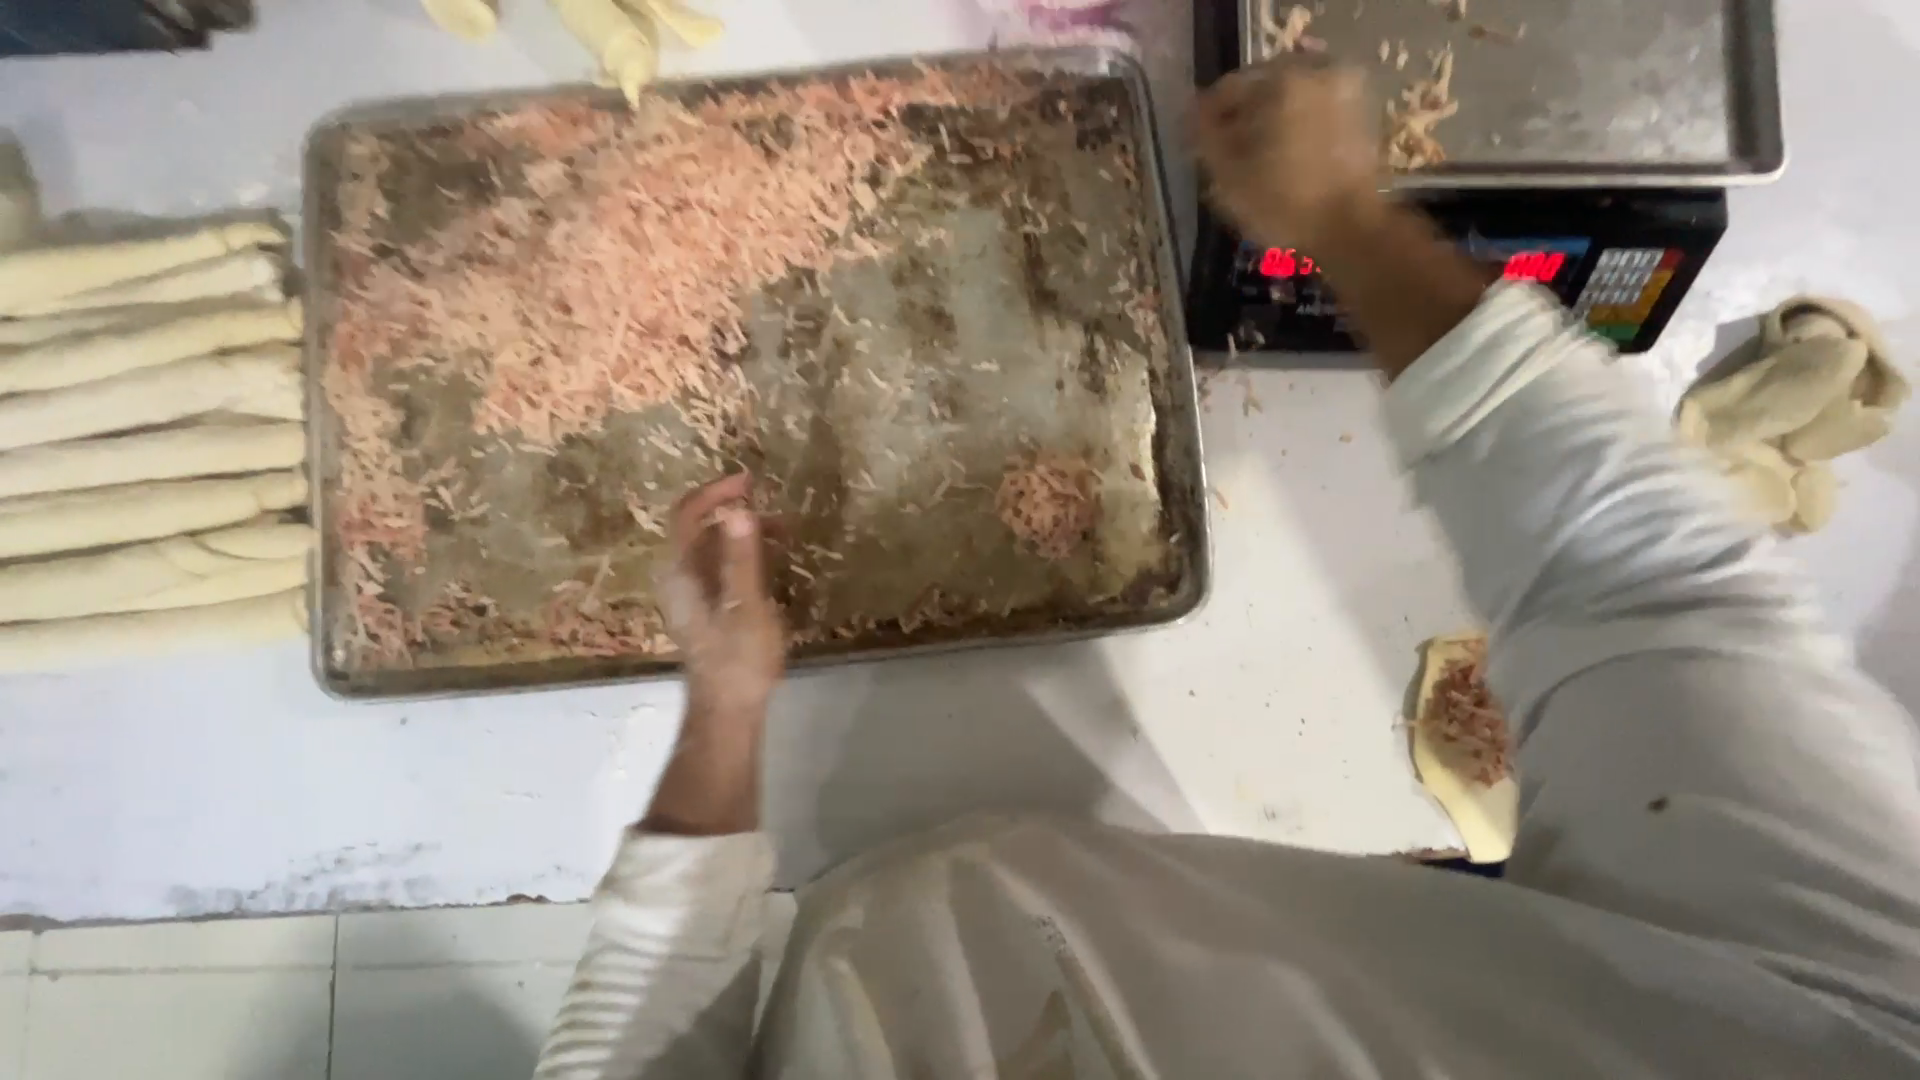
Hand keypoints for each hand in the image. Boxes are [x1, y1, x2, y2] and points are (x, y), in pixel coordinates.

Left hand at [657, 472, 785, 719]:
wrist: (728, 708)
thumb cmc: (737, 657)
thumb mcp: (745, 604)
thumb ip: (742, 557)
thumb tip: (740, 511)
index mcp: (681, 573)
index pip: (688, 515)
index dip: (715, 493)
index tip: (750, 482)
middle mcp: (680, 579)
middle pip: (700, 529)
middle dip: (736, 513)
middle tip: (777, 512)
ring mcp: (692, 595)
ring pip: (713, 549)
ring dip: (744, 534)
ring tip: (784, 534)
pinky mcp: (707, 609)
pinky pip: (722, 567)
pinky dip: (745, 554)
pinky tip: (771, 563)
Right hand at [1194, 61, 1382, 252]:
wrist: (1350, 228)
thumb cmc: (1282, 204)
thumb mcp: (1228, 177)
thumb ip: (1206, 139)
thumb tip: (1194, 118)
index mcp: (1279, 81)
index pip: (1227, 88)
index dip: (1205, 116)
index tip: (1193, 140)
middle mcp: (1315, 72)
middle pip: (1262, 89)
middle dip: (1239, 117)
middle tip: (1223, 150)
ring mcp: (1343, 91)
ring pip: (1289, 101)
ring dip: (1267, 123)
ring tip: (1252, 158)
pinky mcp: (1360, 115)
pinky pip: (1313, 113)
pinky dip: (1294, 129)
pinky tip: (1281, 159)